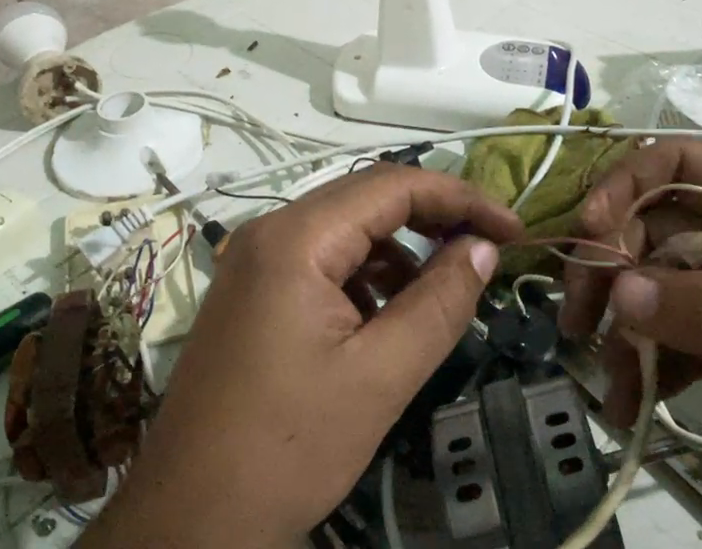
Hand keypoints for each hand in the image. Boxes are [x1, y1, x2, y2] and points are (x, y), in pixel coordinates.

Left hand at [91, 164, 522, 548]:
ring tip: (444, 292)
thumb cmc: (288, 447)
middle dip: (434, 219)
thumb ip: (439, 302)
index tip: (513, 229)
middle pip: (367, 199)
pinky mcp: (252, 292)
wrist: (188, 520)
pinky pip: (322, 262)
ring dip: (401, 251)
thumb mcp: (380, 376)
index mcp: (295, 238)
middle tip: (489, 250)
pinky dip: (367, 276)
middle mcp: (269, 232)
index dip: (461, 199)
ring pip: (346, 230)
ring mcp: (254, 261)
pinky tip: (389, 318)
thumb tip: (483, 248)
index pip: (393, 186)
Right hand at [561, 141, 701, 548]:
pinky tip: (635, 408)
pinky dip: (656, 368)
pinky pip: (688, 341)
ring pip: (667, 291)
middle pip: (660, 231)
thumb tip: (619, 288)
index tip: (591, 234)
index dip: (628, 184)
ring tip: (609, 390)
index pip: (686, 164)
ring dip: (629, 332)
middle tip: (579, 323)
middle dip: (613, 271)